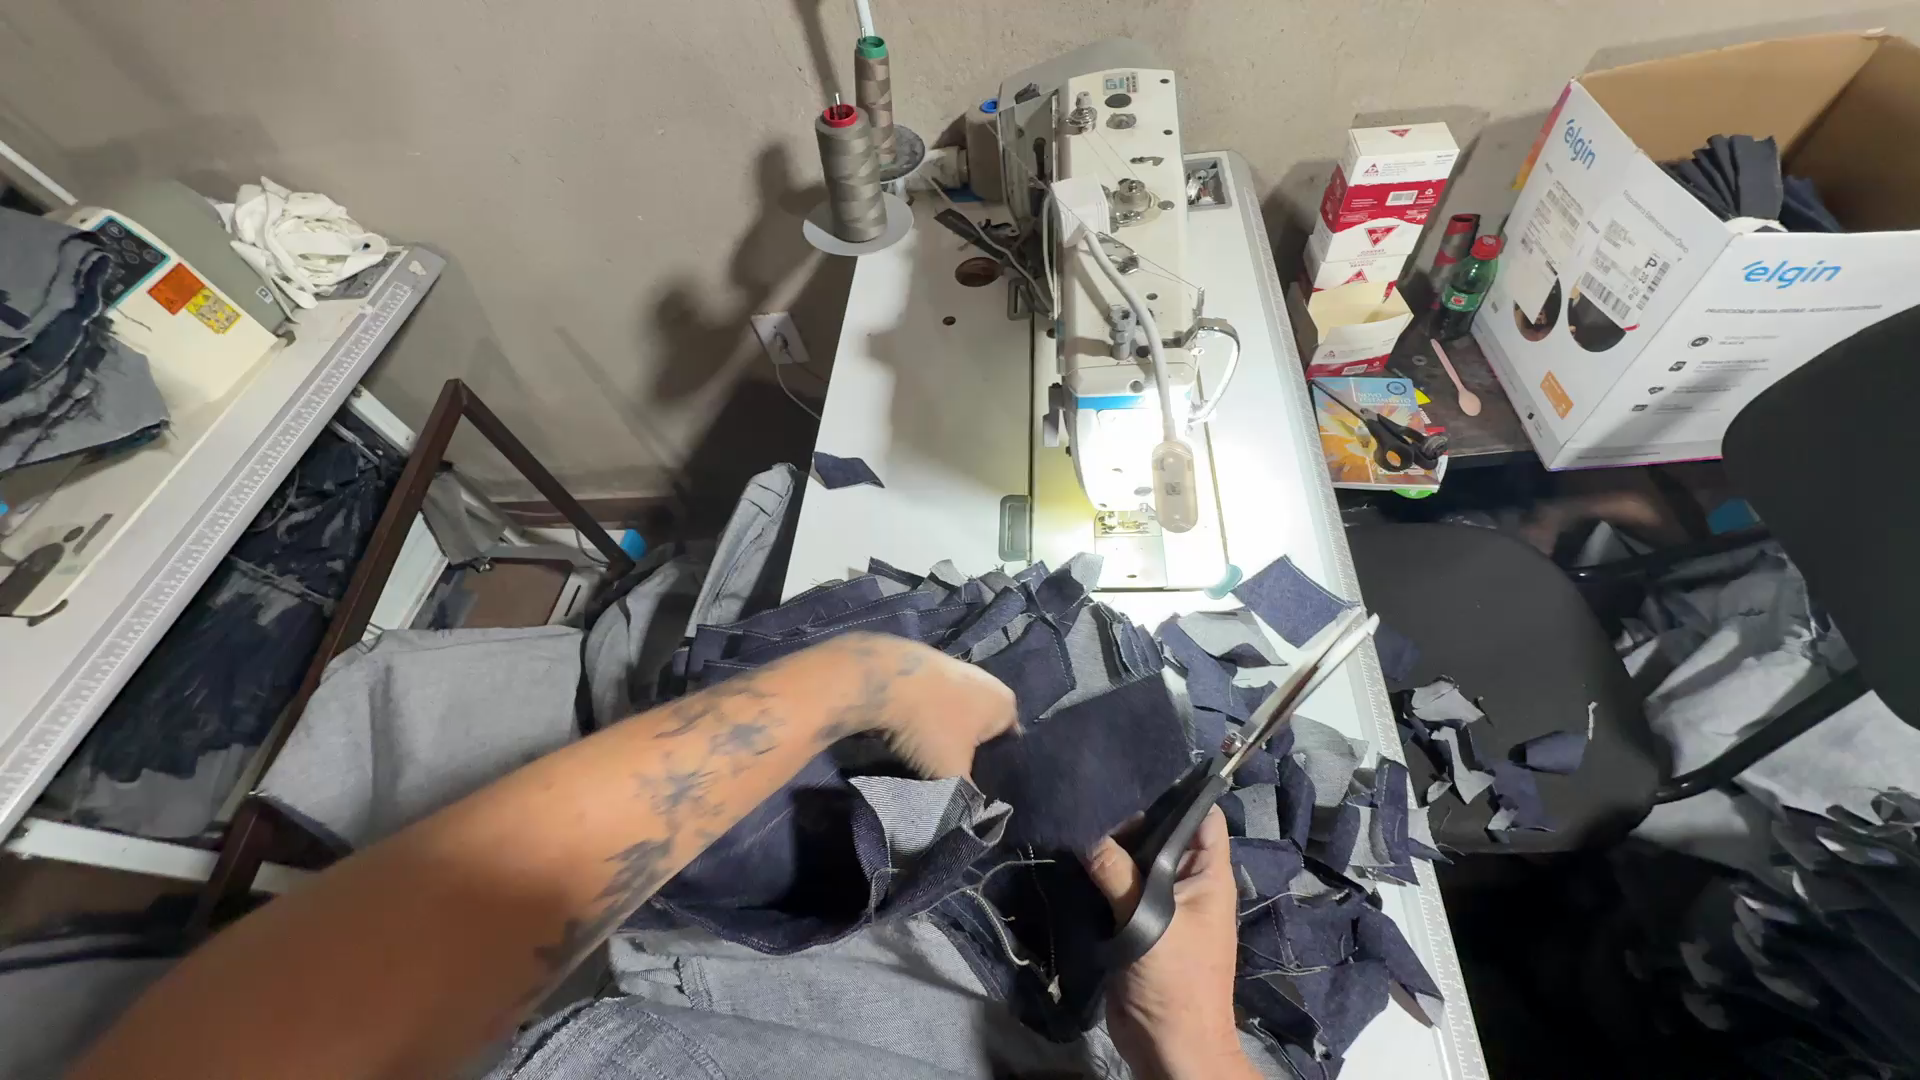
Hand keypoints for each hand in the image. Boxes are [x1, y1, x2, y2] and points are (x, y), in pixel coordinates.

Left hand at [816, 634, 1017, 777]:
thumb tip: (974, 817)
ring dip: (944, 731)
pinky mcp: (929, 664)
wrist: (881, 680)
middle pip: (981, 728)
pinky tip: (910, 729)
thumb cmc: (929, 725)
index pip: (1009, 745)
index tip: (975, 786)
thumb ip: (968, 797)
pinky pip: (934, 699)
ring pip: (956, 712)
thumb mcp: (952, 772)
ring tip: (926, 753)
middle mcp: (988, 681)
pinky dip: (926, 713)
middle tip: (951, 773)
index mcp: (1005, 703)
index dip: (994, 768)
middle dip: (967, 749)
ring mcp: (957, 669)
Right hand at [1083, 806, 1259, 1079]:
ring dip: (1112, 841)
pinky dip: (1101, 868)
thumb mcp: (1149, 921)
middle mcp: (1187, 881)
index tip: (1139, 764)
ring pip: (1137, 858)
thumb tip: (1085, 830)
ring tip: (1076, 808)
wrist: (1169, 1049)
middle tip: (1092, 783)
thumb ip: (1118, 873)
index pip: (1203, 815)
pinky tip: (1074, 847)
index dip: (1180, 789)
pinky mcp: (1136, 921)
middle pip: (1163, 832)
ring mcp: (1161, 902)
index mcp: (1208, 875)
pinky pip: (1119, 883)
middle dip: (1133, 812)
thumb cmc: (1176, 981)